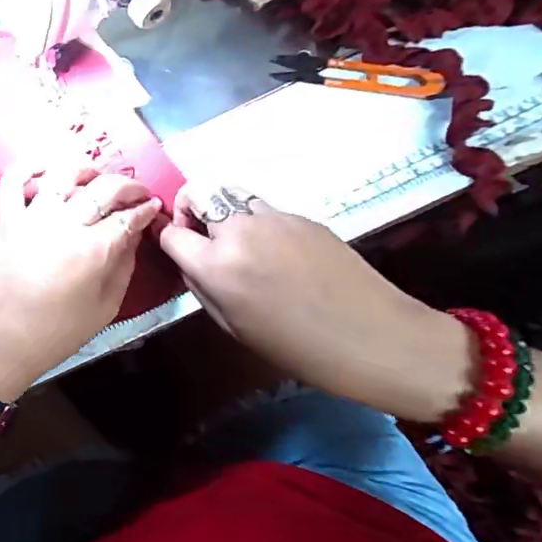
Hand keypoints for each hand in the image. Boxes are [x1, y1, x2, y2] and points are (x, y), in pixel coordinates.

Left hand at [0, 163, 162, 400]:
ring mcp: (33, 217)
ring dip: (87, 168)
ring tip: (99, 176)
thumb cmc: (60, 331)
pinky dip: (30, 167)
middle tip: (138, 192)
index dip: (146, 208)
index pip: (128, 216)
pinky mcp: (8, 219)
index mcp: (94, 249)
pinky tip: (48, 169)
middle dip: (129, 185)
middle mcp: (66, 224)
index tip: (154, 206)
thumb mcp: (107, 306)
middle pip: (104, 188)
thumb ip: (125, 265)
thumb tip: (134, 234)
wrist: (5, 340)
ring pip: (64, 173)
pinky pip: (14, 180)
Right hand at [157, 184, 472, 421]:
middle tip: (201, 236)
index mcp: (217, 265)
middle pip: (199, 193)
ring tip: (239, 244)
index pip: (172, 233)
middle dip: (191, 210)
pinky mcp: (303, 217)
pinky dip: (258, 224)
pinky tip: (279, 255)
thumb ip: (206, 289)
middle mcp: (240, 230)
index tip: (179, 252)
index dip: (170, 241)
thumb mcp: (235, 327)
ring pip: (233, 194)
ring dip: (224, 212)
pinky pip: (266, 211)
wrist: (371, 335)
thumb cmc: (297, 348)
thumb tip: (194, 265)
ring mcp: (275, 217)